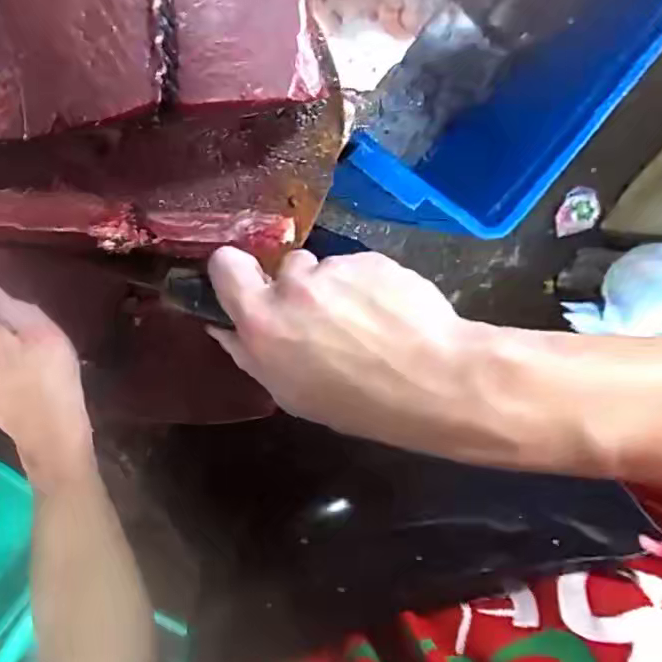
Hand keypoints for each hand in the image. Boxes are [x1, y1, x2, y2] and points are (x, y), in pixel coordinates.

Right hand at [206, 247, 484, 452]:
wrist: (437, 381)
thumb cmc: (357, 402)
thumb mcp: (290, 394)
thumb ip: (251, 353)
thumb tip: (224, 328)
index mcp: (262, 320)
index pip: (225, 264)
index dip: (235, 272)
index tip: (252, 287)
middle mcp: (292, 286)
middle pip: (283, 269)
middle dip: (297, 288)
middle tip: (325, 322)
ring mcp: (335, 268)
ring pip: (325, 270)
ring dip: (336, 288)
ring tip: (367, 324)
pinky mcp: (372, 258)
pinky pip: (358, 268)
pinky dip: (369, 286)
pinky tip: (391, 316)